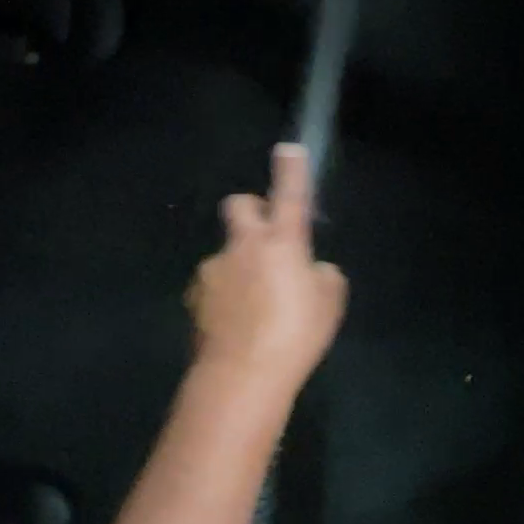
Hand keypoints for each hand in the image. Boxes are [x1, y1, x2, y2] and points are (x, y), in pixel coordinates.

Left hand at [187, 144, 347, 393]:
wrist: (242, 374)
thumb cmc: (296, 335)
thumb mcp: (330, 303)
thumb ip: (322, 275)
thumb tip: (310, 270)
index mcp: (282, 242)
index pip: (289, 194)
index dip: (291, 169)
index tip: (289, 149)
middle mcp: (243, 245)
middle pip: (239, 205)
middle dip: (251, 210)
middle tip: (266, 236)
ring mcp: (213, 269)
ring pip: (228, 253)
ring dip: (240, 266)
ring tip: (255, 305)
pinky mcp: (194, 296)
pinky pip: (214, 285)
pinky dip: (224, 295)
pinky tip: (236, 323)